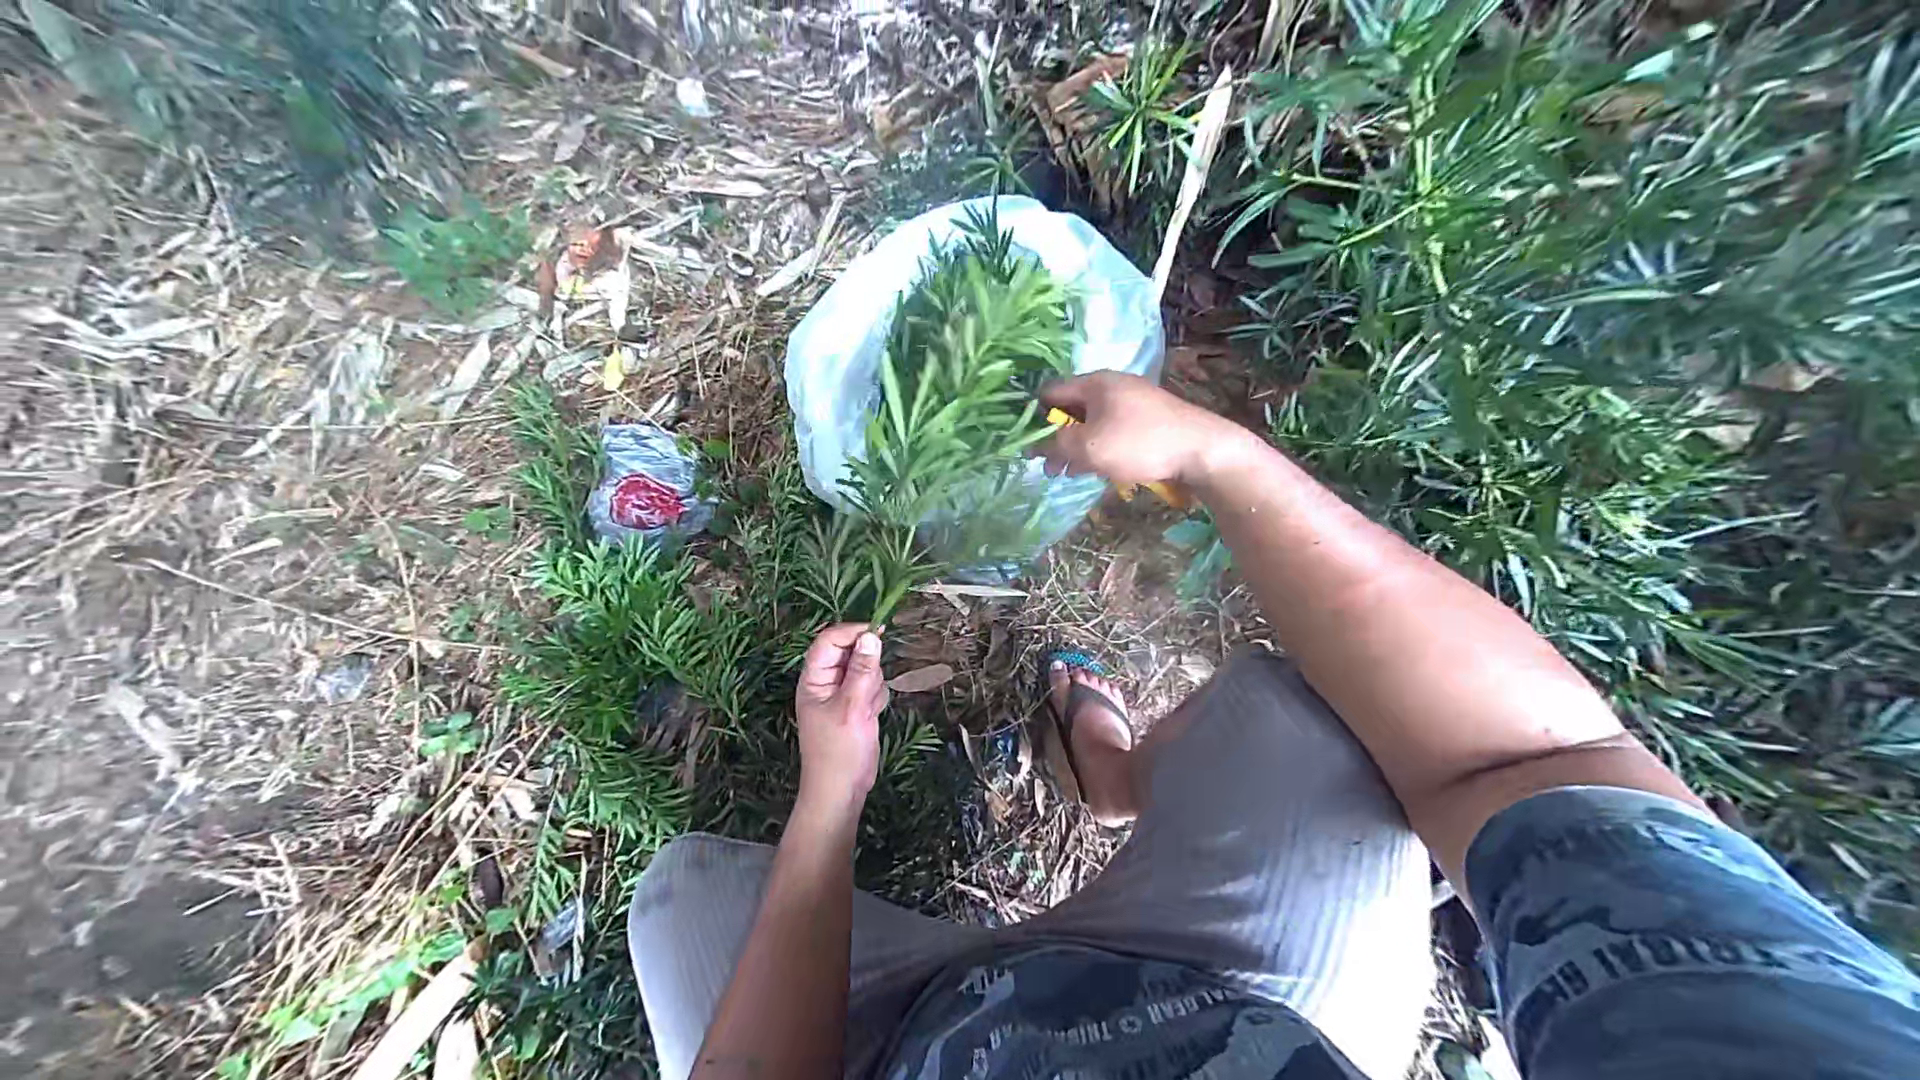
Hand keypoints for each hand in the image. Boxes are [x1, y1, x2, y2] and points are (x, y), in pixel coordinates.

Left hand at [794, 623, 887, 814]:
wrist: (842, 790)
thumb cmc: (838, 751)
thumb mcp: (851, 708)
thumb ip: (861, 670)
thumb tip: (871, 635)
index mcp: (814, 679)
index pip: (829, 640)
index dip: (852, 632)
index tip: (878, 631)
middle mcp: (827, 682)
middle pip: (850, 651)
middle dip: (866, 664)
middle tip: (869, 686)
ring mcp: (842, 693)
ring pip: (865, 667)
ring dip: (872, 682)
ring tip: (866, 708)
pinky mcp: (857, 705)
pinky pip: (872, 685)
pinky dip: (876, 696)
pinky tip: (871, 715)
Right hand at [1039, 372, 1256, 489]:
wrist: (1202, 450)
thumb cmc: (1139, 444)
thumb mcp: (1088, 446)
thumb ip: (1055, 445)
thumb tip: (1034, 445)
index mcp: (1094, 382)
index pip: (1049, 392)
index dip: (1033, 417)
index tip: (1027, 445)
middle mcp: (1112, 384)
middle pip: (1070, 408)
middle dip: (1055, 437)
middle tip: (1048, 466)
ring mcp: (1132, 400)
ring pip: (1091, 421)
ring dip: (1076, 446)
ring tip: (1068, 473)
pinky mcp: (1146, 419)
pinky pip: (1110, 429)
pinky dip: (1098, 446)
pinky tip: (1096, 468)